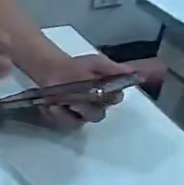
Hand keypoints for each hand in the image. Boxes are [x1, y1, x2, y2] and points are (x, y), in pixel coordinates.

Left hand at [27, 51, 162, 126]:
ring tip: (58, 103)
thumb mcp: (94, 62)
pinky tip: (52, 106)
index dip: (107, 96)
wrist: (54, 70)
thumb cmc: (77, 67)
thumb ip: (111, 67)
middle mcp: (98, 106)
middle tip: (75, 99)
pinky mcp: (69, 119)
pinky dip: (60, 115)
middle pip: (98, 114)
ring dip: (70, 112)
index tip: (99, 90)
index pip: (115, 98)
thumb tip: (131, 71)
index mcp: (108, 93)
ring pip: (80, 121)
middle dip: (86, 107)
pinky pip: (67, 122)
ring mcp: (83, 115)